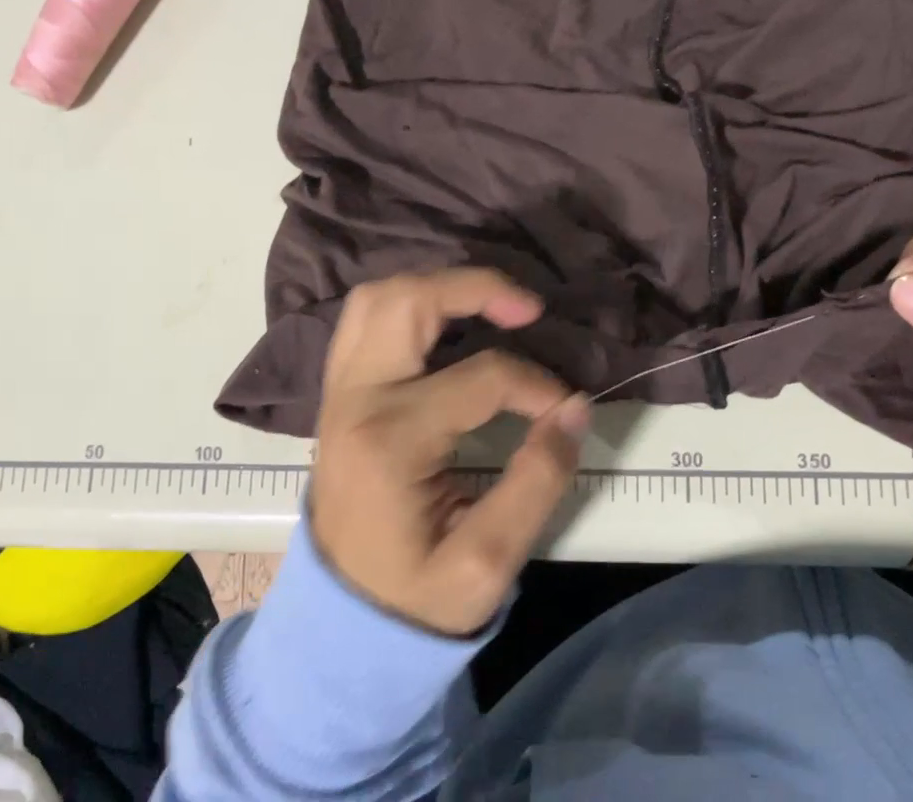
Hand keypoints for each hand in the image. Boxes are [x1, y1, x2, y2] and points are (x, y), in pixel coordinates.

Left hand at [310, 269, 590, 634]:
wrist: (344, 624)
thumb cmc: (416, 598)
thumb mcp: (489, 562)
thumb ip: (537, 480)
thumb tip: (574, 408)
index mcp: (391, 440)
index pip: (481, 376)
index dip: (537, 384)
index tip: (566, 411)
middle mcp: (355, 401)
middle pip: (407, 302)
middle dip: (476, 289)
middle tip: (529, 308)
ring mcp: (338, 394)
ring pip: (376, 300)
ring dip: (436, 289)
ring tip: (491, 307)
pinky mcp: (338, 398)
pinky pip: (365, 323)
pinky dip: (410, 308)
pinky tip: (448, 327)